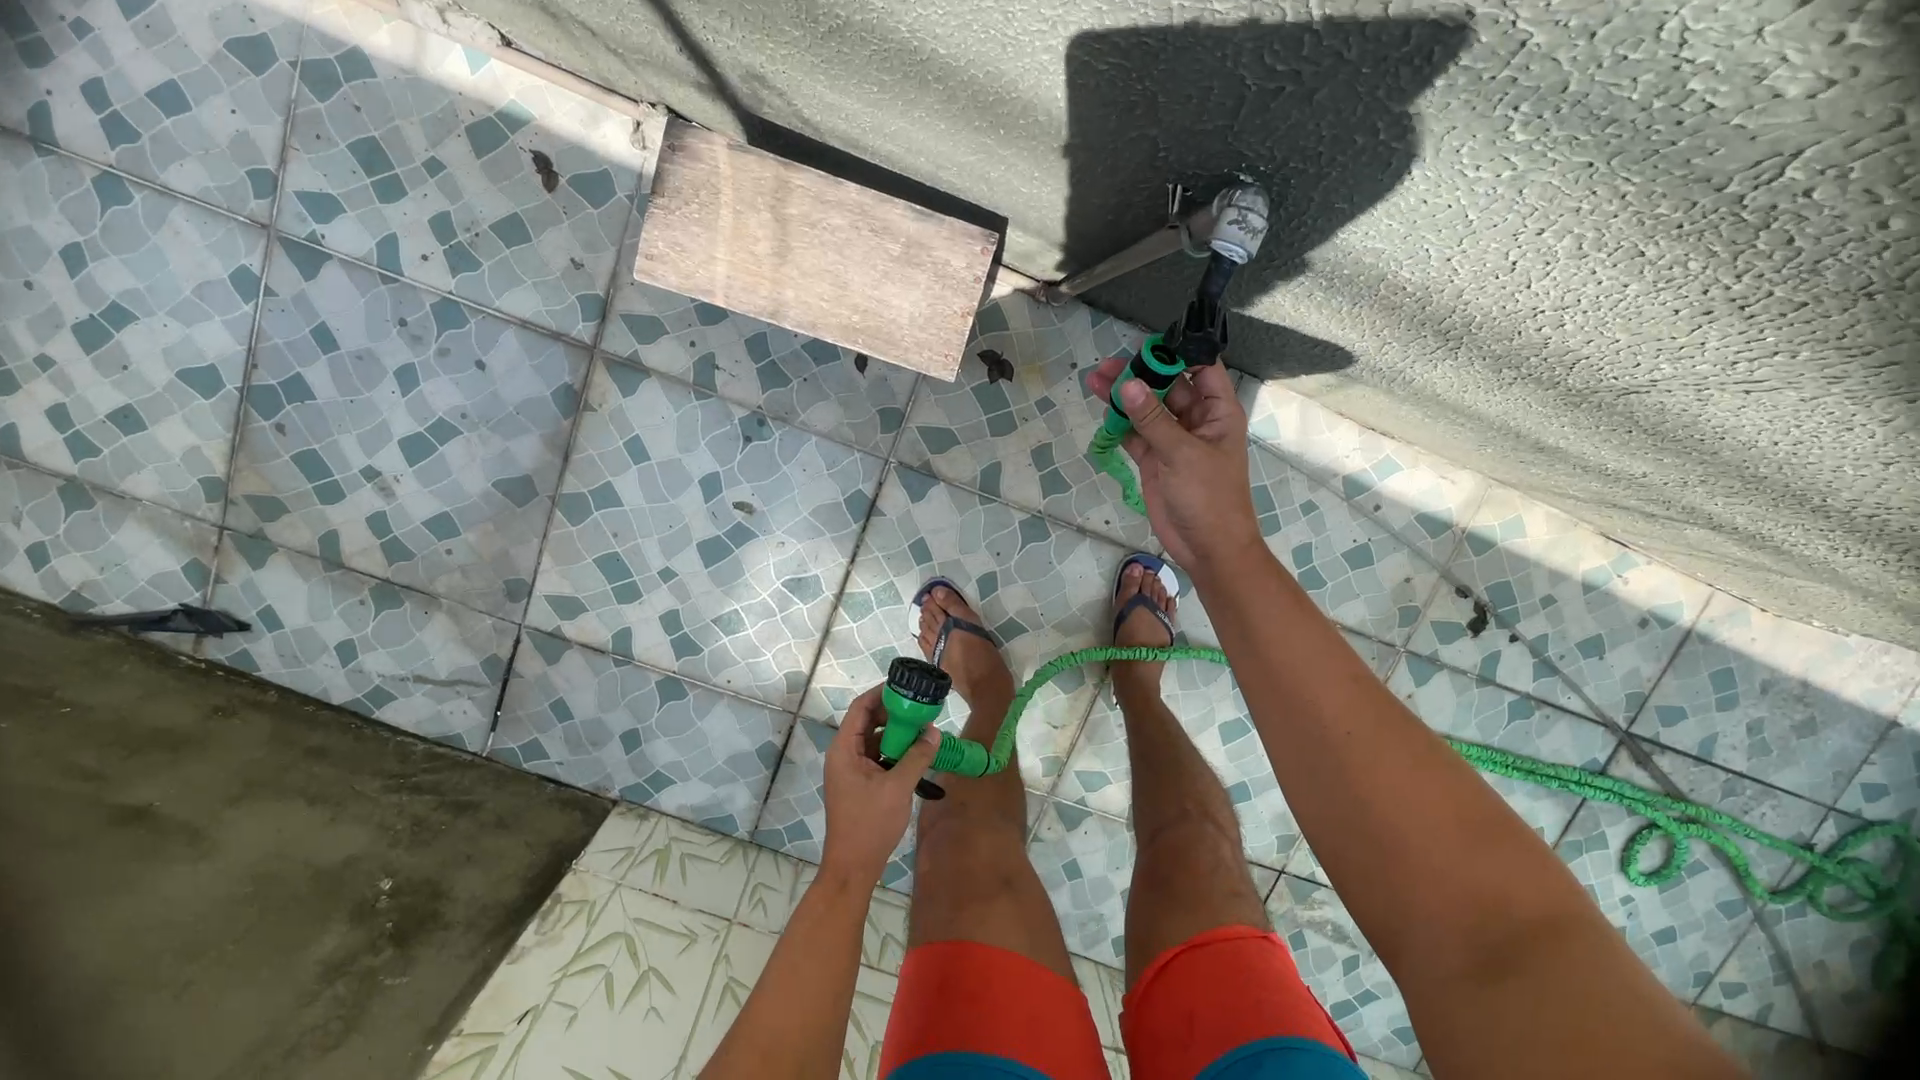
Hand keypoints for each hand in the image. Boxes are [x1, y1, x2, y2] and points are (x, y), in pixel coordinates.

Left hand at [820, 686, 939, 884]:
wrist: (853, 866)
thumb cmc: (870, 824)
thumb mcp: (898, 787)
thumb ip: (917, 756)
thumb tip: (934, 731)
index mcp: (844, 750)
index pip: (860, 708)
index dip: (881, 694)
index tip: (906, 686)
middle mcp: (844, 755)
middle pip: (867, 722)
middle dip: (893, 713)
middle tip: (921, 707)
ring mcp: (851, 770)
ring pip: (875, 741)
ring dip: (897, 734)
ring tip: (924, 728)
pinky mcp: (860, 784)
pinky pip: (878, 758)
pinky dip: (895, 752)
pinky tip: (917, 753)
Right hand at [1086, 358, 1262, 571]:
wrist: (1208, 547)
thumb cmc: (1209, 497)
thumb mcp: (1182, 454)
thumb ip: (1152, 419)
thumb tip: (1126, 385)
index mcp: (1218, 411)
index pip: (1201, 368)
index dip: (1177, 352)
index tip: (1146, 344)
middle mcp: (1197, 420)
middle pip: (1167, 385)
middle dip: (1140, 374)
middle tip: (1107, 366)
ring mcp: (1174, 440)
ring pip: (1147, 408)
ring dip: (1124, 396)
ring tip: (1094, 381)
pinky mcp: (1155, 459)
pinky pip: (1135, 433)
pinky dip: (1119, 423)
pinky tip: (1101, 409)